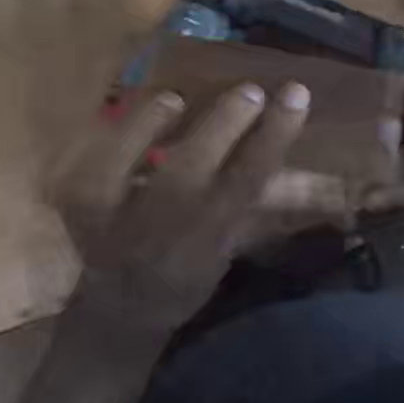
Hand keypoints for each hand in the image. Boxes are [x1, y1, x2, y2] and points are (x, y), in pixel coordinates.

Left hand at [53, 81, 311, 335]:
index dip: (272, 134)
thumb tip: (323, 168)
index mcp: (205, 238)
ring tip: (181, 98)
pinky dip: (120, 130)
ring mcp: (110, 216)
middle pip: (192, 167)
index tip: (296, 93)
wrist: (117, 312)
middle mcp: (158, 227)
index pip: (246, 179)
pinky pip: (96, 159)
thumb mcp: (234, 247)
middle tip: (250, 90)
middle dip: (223, 124)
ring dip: (155, 124)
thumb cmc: (191, 274)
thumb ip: (271, 206)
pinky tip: (155, 104)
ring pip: (129, 164)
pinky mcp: (80, 202)